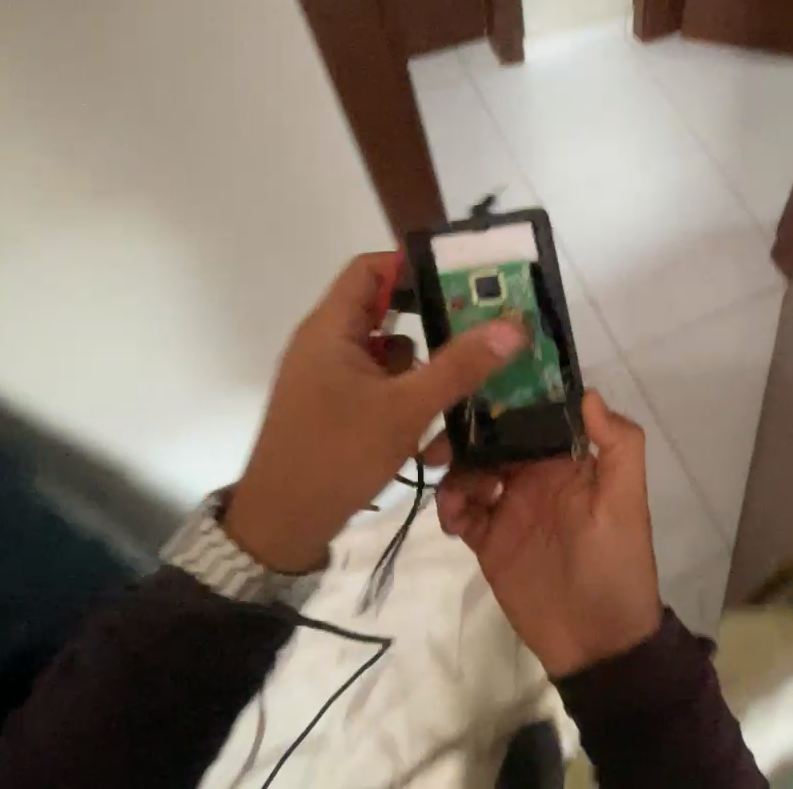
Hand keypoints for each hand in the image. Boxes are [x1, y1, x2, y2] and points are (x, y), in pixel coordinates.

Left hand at [224, 252, 526, 572]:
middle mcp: (327, 345)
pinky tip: (438, 427)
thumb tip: (512, 326)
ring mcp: (330, 378)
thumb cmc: (336, 455)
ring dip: (427, 366)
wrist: (279, 527)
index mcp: (331, 329)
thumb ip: (459, 366)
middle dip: (436, 320)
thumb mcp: (406, 409)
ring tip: (471, 380)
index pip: (371, 269)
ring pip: (390, 354)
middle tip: (483, 325)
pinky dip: (410, 396)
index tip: (465, 278)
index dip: (415, 265)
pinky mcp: (337, 408)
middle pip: (387, 311)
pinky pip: (381, 386)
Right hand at [436, 391, 662, 676]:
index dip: (509, 398)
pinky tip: (457, 519)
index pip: (536, 415)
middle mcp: (537, 475)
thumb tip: (587, 393)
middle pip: (496, 438)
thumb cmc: (617, 562)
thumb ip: (618, 445)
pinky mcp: (490, 540)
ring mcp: (511, 506)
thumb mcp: (626, 501)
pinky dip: (451, 507)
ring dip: (458, 471)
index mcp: (570, 459)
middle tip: (442, 444)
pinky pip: (461, 511)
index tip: (477, 385)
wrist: (597, 641)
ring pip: (472, 470)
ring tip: (461, 494)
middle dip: (470, 434)